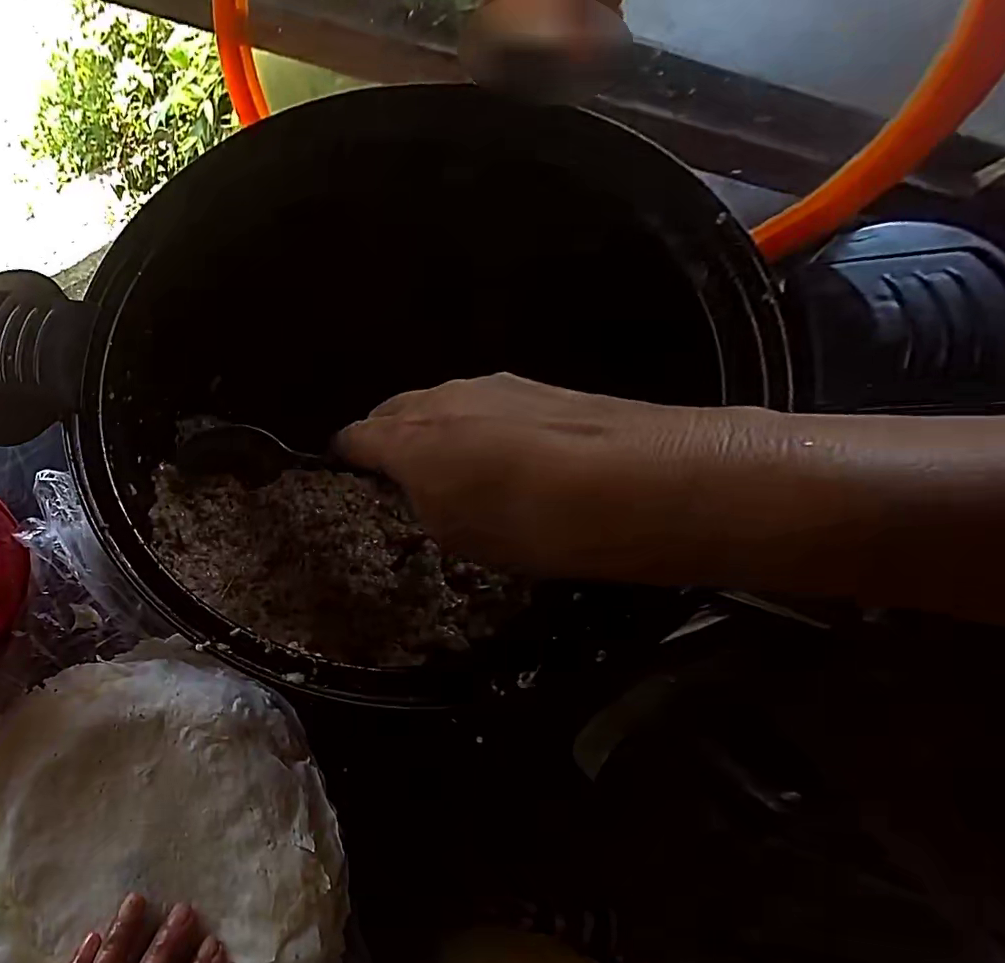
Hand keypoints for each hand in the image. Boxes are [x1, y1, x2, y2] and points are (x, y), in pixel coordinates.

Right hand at [334, 373, 793, 582]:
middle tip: (400, 486)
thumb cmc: (538, 525)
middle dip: (384, 443)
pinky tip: (508, 462)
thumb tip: (412, 486)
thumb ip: (416, 501)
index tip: (350, 489)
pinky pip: (481, 406)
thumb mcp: (454, 535)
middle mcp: (440, 399)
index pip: (350, 439)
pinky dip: (475, 429)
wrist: (661, 485)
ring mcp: (492, 385)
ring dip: (432, 435)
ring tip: (457, 475)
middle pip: (388, 413)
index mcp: (407, 438)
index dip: (343, 464)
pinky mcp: (539, 386)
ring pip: (437, 406)